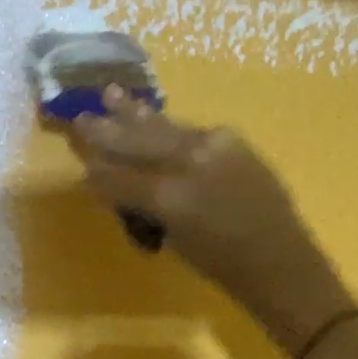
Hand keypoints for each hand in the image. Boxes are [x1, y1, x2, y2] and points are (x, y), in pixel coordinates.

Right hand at [70, 85, 357, 354]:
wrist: (279, 261)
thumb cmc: (220, 265)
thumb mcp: (172, 239)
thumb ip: (141, 206)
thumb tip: (111, 184)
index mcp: (169, 196)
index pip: (118, 176)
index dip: (96, 169)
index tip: (77, 159)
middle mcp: (189, 162)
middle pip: (138, 141)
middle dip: (108, 131)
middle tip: (81, 118)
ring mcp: (214, 146)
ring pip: (164, 127)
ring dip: (136, 114)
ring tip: (112, 94)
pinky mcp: (233, 142)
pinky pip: (189, 129)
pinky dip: (166, 125)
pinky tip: (152, 117)